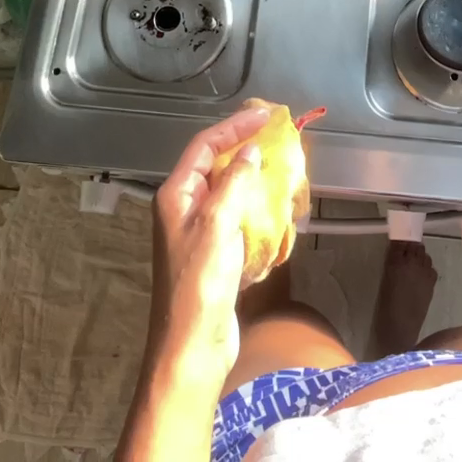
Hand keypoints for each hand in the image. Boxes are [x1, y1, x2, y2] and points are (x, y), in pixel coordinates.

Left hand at [150, 105, 271, 377]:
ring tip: (285, 174)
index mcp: (176, 195)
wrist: (193, 346)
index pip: (204, 146)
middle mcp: (185, 208)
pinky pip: (239, 220)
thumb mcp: (217, 224)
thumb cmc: (200, 283)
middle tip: (278, 140)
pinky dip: (258, 212)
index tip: (265, 115)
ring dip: (256, 182)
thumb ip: (234, 182)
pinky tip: (279, 216)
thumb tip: (250, 151)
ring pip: (230, 193)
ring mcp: (200, 232)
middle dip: (246, 151)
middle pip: (216, 166)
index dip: (234, 126)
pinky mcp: (216, 254)